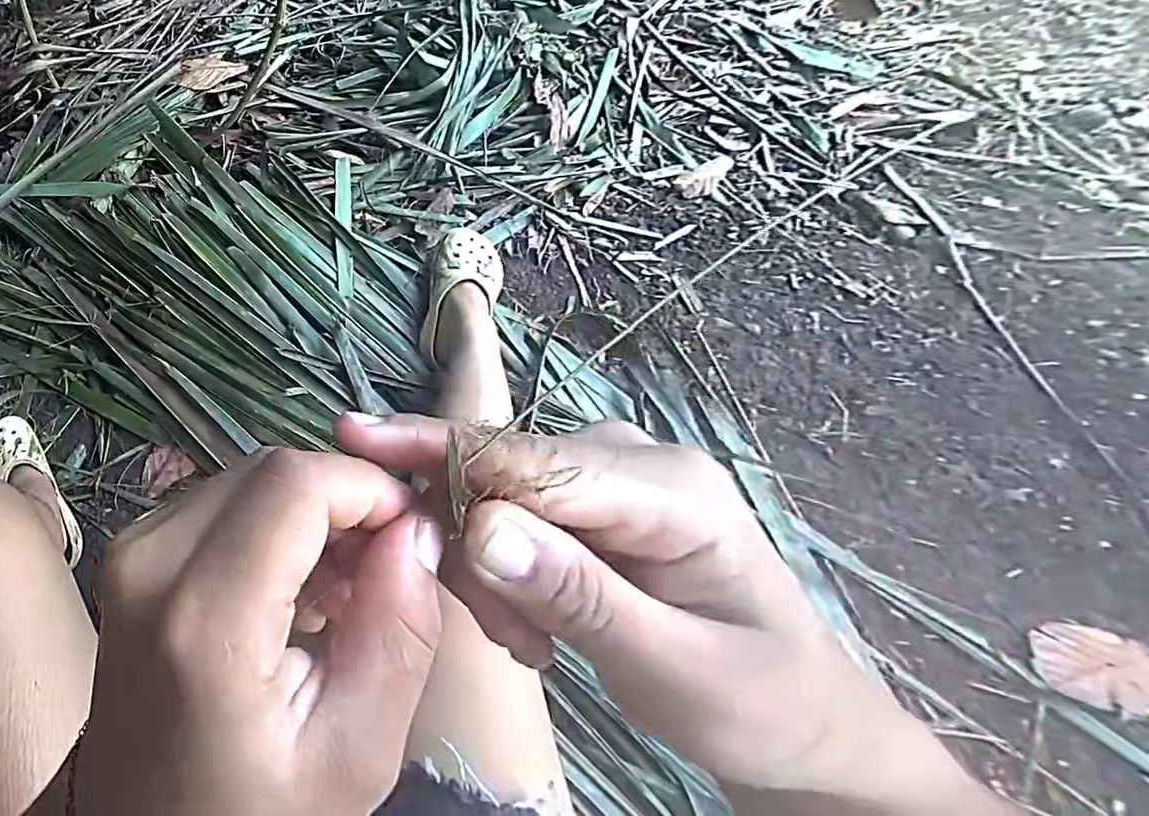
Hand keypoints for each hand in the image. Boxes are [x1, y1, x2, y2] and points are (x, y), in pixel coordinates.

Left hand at [72, 448, 445, 815]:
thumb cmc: (252, 810)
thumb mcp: (353, 749)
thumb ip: (398, 630)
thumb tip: (416, 528)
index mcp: (205, 616)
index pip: (294, 483)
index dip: (365, 488)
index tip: (409, 533)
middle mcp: (154, 559)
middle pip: (270, 469)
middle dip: (340, 499)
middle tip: (376, 568)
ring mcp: (134, 547)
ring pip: (248, 477)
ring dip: (307, 511)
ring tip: (335, 587)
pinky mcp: (134, 546)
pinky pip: (220, 498)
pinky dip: (270, 521)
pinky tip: (290, 582)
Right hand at [337, 414, 1007, 814]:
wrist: (800, 718)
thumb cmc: (756, 703)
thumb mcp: (675, 672)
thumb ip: (577, 595)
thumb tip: (476, 526)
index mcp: (667, 486)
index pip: (526, 458)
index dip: (435, 446)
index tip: (353, 435)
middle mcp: (624, 455)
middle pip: (496, 472)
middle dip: (470, 545)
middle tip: (508, 637)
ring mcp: (597, 469)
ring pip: (488, 491)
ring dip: (483, 564)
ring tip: (530, 640)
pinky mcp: (577, 490)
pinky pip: (501, 505)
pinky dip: (493, 561)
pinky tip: (529, 615)